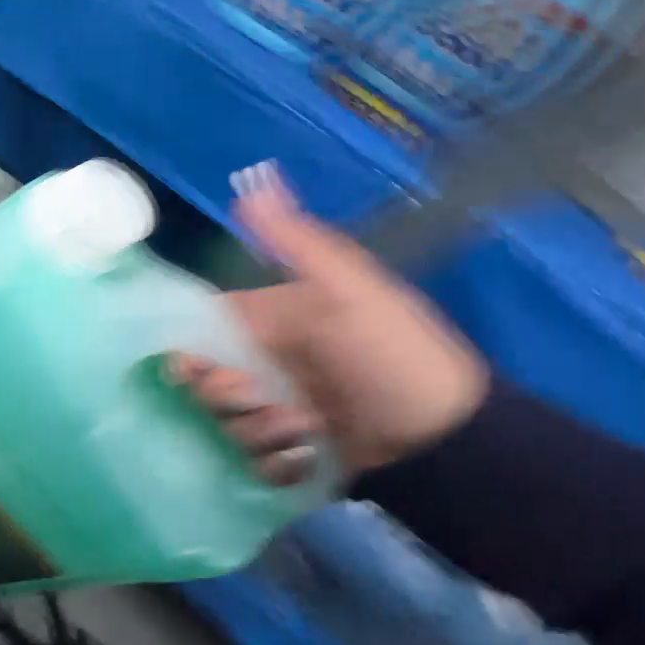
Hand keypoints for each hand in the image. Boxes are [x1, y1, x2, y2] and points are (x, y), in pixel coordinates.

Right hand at [170, 162, 489, 483]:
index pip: (201, 330)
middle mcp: (267, 363)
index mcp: (271, 321)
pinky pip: (251, 458)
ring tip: (301, 431)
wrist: (453, 443)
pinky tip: (302, 456)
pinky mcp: (292, 455)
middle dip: (225, 396)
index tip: (198, 367)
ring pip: (226, 421)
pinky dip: (272, 461)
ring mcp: (279, 411)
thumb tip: (249, 183)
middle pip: (205, 379)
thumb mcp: (349, 292)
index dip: (190, 349)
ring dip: (255, 430)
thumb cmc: (392, 358)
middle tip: (262, 401)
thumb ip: (296, 243)